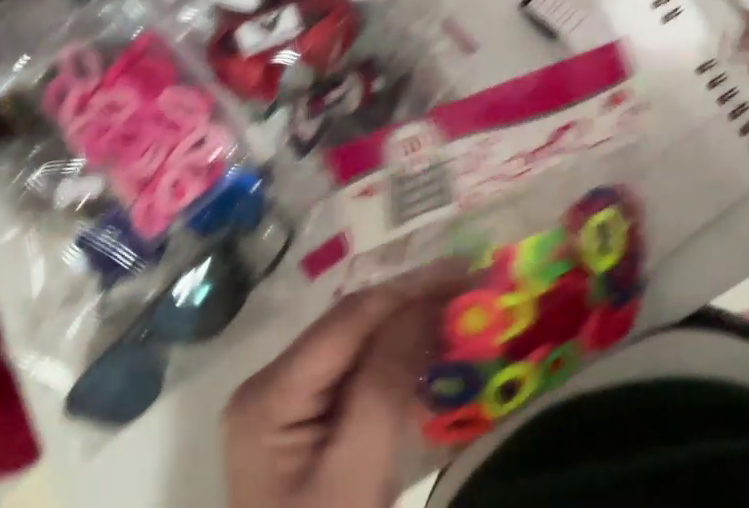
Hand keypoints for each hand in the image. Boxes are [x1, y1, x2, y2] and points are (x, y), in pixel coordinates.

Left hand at [223, 275, 455, 507]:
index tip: (471, 275)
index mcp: (269, 393)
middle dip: (417, 302)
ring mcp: (288, 401)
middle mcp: (272, 383)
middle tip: (479, 289)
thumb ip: (384, 384)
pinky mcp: (308, 420)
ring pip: (360, 343)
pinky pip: (359, 371)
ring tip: (467, 311)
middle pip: (354, 324)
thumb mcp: (355, 472)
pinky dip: (402, 357)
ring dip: (413, 325)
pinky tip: (437, 351)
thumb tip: (425, 304)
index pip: (350, 318)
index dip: (412, 290)